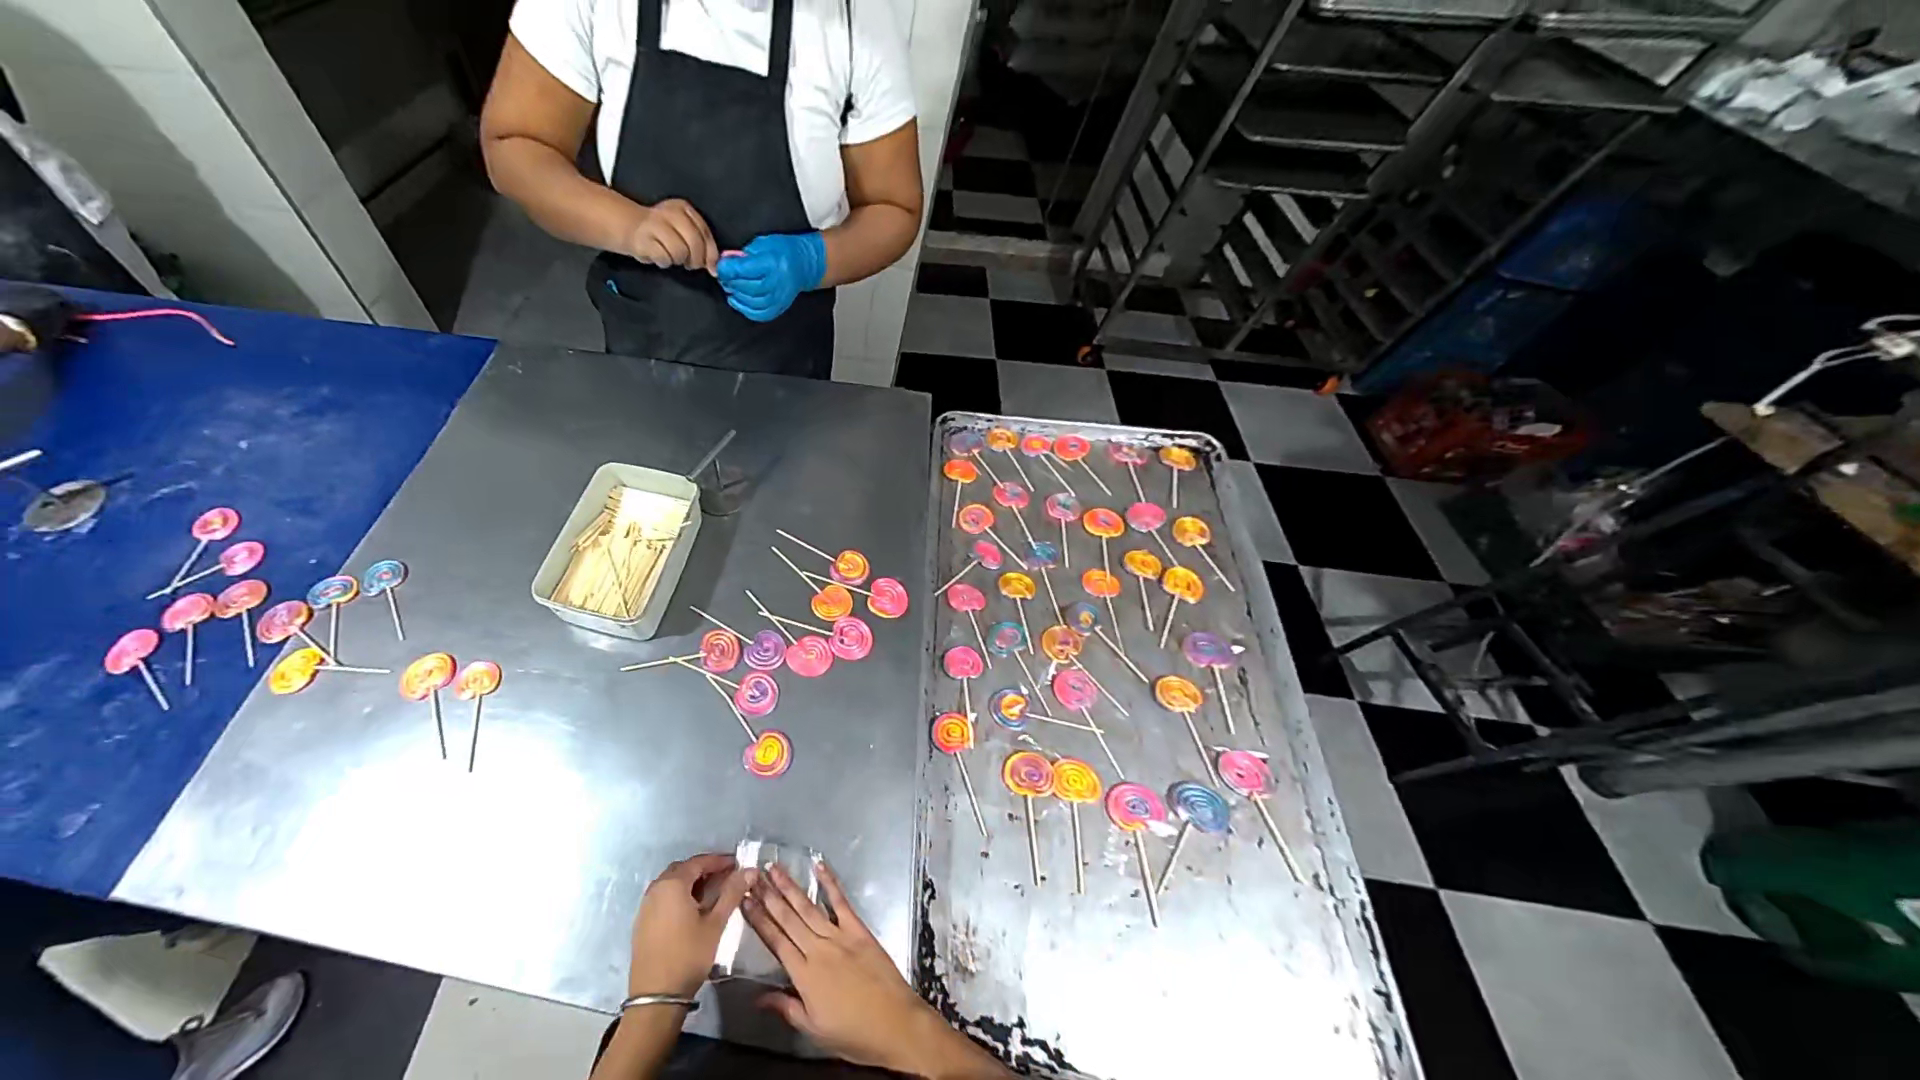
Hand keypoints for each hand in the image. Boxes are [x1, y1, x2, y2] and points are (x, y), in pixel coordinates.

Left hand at [627, 853, 750, 998]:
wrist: (656, 996)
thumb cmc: (689, 955)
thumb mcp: (716, 923)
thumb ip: (732, 892)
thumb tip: (749, 869)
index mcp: (672, 885)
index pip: (698, 862)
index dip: (719, 860)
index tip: (737, 864)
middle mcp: (655, 890)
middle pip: (683, 870)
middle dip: (705, 869)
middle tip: (726, 877)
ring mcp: (645, 907)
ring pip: (671, 884)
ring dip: (692, 883)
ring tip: (713, 893)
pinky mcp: (642, 923)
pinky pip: (663, 898)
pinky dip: (679, 896)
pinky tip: (693, 909)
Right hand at [628, 199, 717, 272]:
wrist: (631, 226)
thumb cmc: (665, 234)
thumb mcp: (686, 233)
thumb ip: (702, 246)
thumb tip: (714, 269)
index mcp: (684, 208)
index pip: (705, 232)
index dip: (711, 253)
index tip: (711, 267)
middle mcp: (670, 213)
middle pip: (694, 242)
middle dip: (696, 260)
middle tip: (690, 265)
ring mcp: (654, 224)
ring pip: (680, 252)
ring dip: (678, 260)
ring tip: (672, 256)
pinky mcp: (643, 238)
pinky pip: (664, 258)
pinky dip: (665, 262)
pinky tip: (659, 256)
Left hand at [715, 232, 827, 322]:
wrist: (803, 264)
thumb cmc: (782, 251)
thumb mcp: (761, 244)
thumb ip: (743, 254)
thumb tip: (726, 262)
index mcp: (772, 263)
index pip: (743, 270)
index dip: (727, 269)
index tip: (721, 266)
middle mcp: (777, 283)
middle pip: (746, 287)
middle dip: (731, 282)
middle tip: (725, 276)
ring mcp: (779, 297)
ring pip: (752, 302)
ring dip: (737, 295)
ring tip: (731, 287)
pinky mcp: (779, 307)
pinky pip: (760, 314)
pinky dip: (746, 309)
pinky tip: (738, 301)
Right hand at [743, 860, 1006, 1077]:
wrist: (894, 1023)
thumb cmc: (852, 1033)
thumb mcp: (813, 1029)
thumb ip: (786, 1007)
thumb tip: (757, 996)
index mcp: (804, 975)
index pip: (775, 941)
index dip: (758, 919)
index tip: (744, 900)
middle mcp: (819, 949)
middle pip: (788, 919)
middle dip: (769, 896)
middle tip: (752, 875)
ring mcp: (840, 936)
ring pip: (809, 907)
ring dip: (790, 887)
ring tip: (775, 869)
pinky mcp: (859, 929)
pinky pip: (842, 902)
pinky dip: (830, 883)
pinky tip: (819, 866)